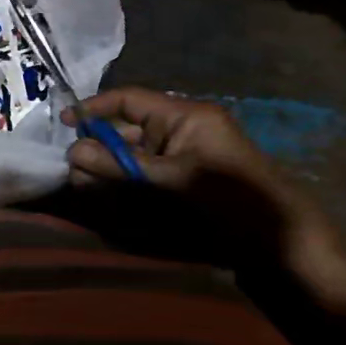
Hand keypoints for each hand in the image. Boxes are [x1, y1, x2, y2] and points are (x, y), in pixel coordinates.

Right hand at [63, 87, 281, 193]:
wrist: (280, 244)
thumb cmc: (229, 199)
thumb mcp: (171, 179)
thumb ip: (119, 165)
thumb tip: (72, 152)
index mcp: (185, 116)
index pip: (129, 99)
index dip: (94, 108)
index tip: (65, 123)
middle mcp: (181, 129)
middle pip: (127, 128)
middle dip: (97, 147)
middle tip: (73, 169)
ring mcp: (183, 154)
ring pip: (132, 153)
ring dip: (107, 168)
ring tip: (84, 186)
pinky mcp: (183, 178)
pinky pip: (144, 172)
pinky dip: (124, 181)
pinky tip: (107, 195)